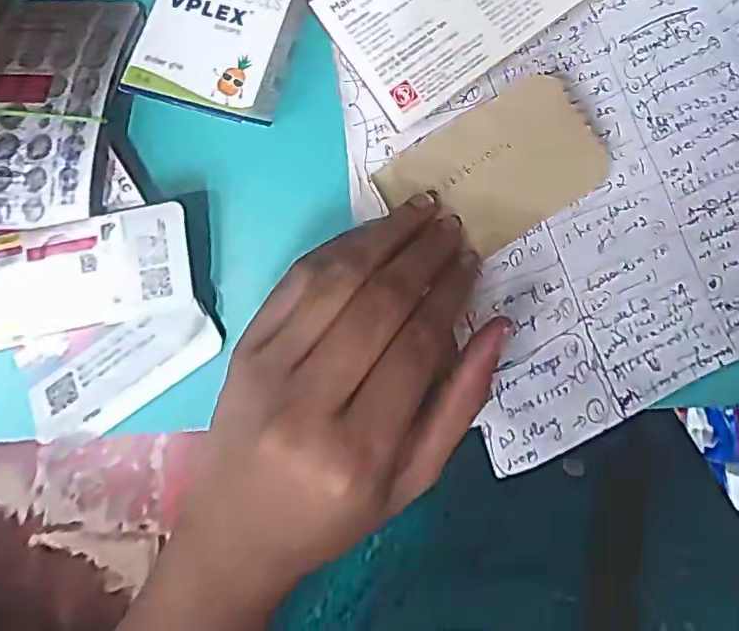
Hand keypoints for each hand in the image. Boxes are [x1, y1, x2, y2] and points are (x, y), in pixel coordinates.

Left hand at [126, 193, 508, 629]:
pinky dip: (341, 246)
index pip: (416, 347)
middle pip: (378, 305)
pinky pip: (298, 279)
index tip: (470, 260)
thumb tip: (498, 327)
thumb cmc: (336, 512)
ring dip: (384, 236)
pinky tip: (372, 231)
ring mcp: (267, 370)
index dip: (449, 294)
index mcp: (358, 453)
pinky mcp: (245, 345)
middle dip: (423, 256)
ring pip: (336, 280)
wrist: (239, 527)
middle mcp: (307, 406)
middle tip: (452, 226)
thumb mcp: (413, 480)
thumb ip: (461, 403)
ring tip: (420, 211)